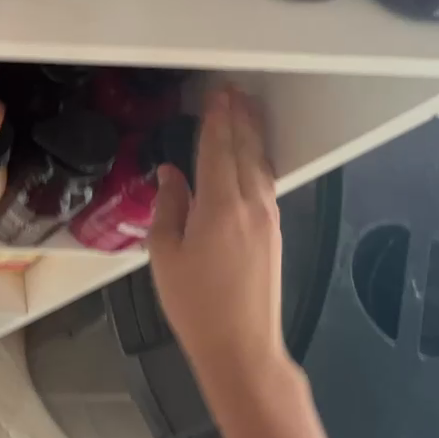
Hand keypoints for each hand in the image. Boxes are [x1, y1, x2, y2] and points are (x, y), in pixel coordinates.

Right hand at [150, 86, 291, 400]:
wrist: (241, 346)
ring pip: (260, 164)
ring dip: (252, 134)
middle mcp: (250, 206)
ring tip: (246, 110)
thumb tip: (171, 174)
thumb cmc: (194, 302)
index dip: (216, 120)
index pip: (217, 150)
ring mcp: (267, 219)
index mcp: (219, 207)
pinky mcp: (273, 233)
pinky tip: (252, 155)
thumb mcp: (165, 252)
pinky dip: (257, 158)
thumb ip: (168, 205)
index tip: (216, 95)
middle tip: (233, 91)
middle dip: (239, 118)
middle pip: (245, 150)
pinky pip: (265, 182)